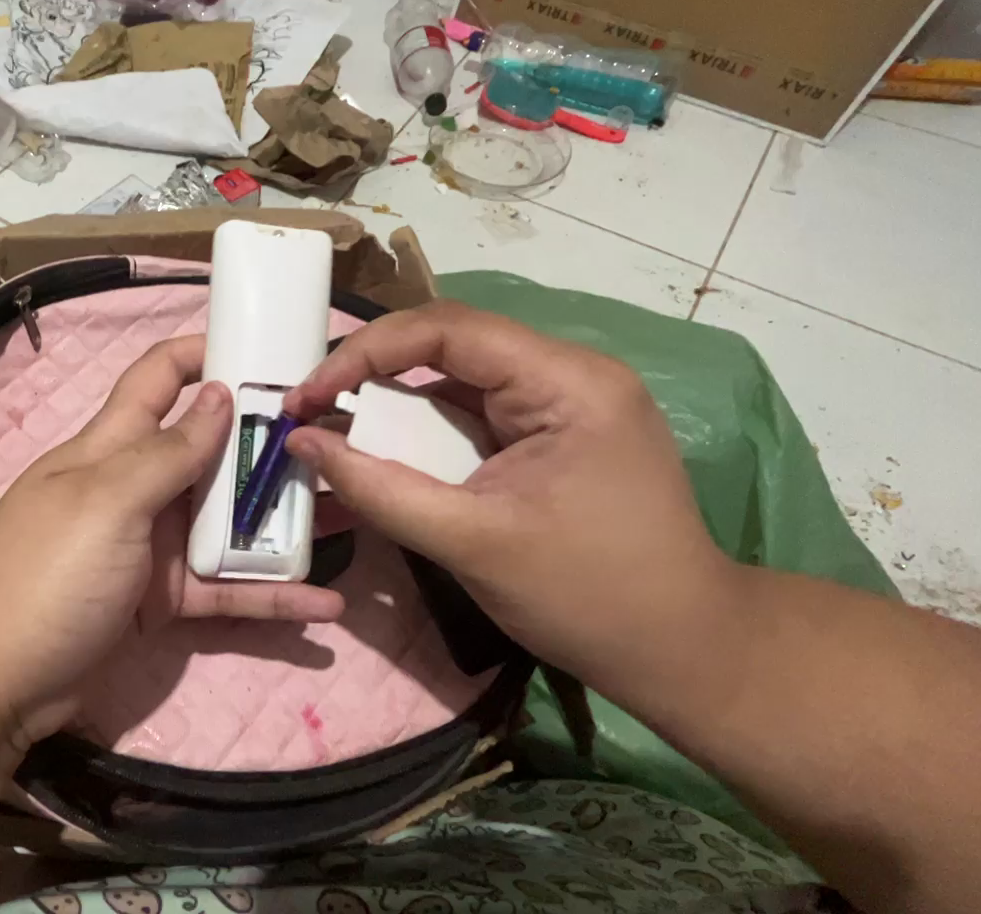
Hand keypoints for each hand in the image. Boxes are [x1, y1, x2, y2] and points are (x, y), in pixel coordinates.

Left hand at [0, 335, 345, 746]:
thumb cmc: (45, 573)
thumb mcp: (105, 502)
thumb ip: (167, 452)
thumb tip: (218, 392)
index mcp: (112, 446)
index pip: (158, 377)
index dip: (204, 353)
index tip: (267, 350)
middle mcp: (136, 488)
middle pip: (210, 452)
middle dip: (266, 444)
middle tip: (338, 439)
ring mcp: (151, 546)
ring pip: (227, 522)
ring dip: (283, 520)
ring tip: (352, 513)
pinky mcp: (162, 602)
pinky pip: (226, 590)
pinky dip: (271, 596)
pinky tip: (325, 602)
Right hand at [281, 301, 735, 680]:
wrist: (680, 651)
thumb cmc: (587, 597)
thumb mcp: (470, 542)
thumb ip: (379, 486)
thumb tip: (300, 440)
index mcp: (566, 383)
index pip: (446, 330)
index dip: (364, 353)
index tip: (308, 395)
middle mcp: (566, 374)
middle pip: (447, 345)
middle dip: (370, 372)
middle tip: (309, 408)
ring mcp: (559, 402)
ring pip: (452, 378)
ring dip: (390, 402)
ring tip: (332, 427)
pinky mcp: (547, 432)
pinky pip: (468, 412)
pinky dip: (418, 430)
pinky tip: (382, 449)